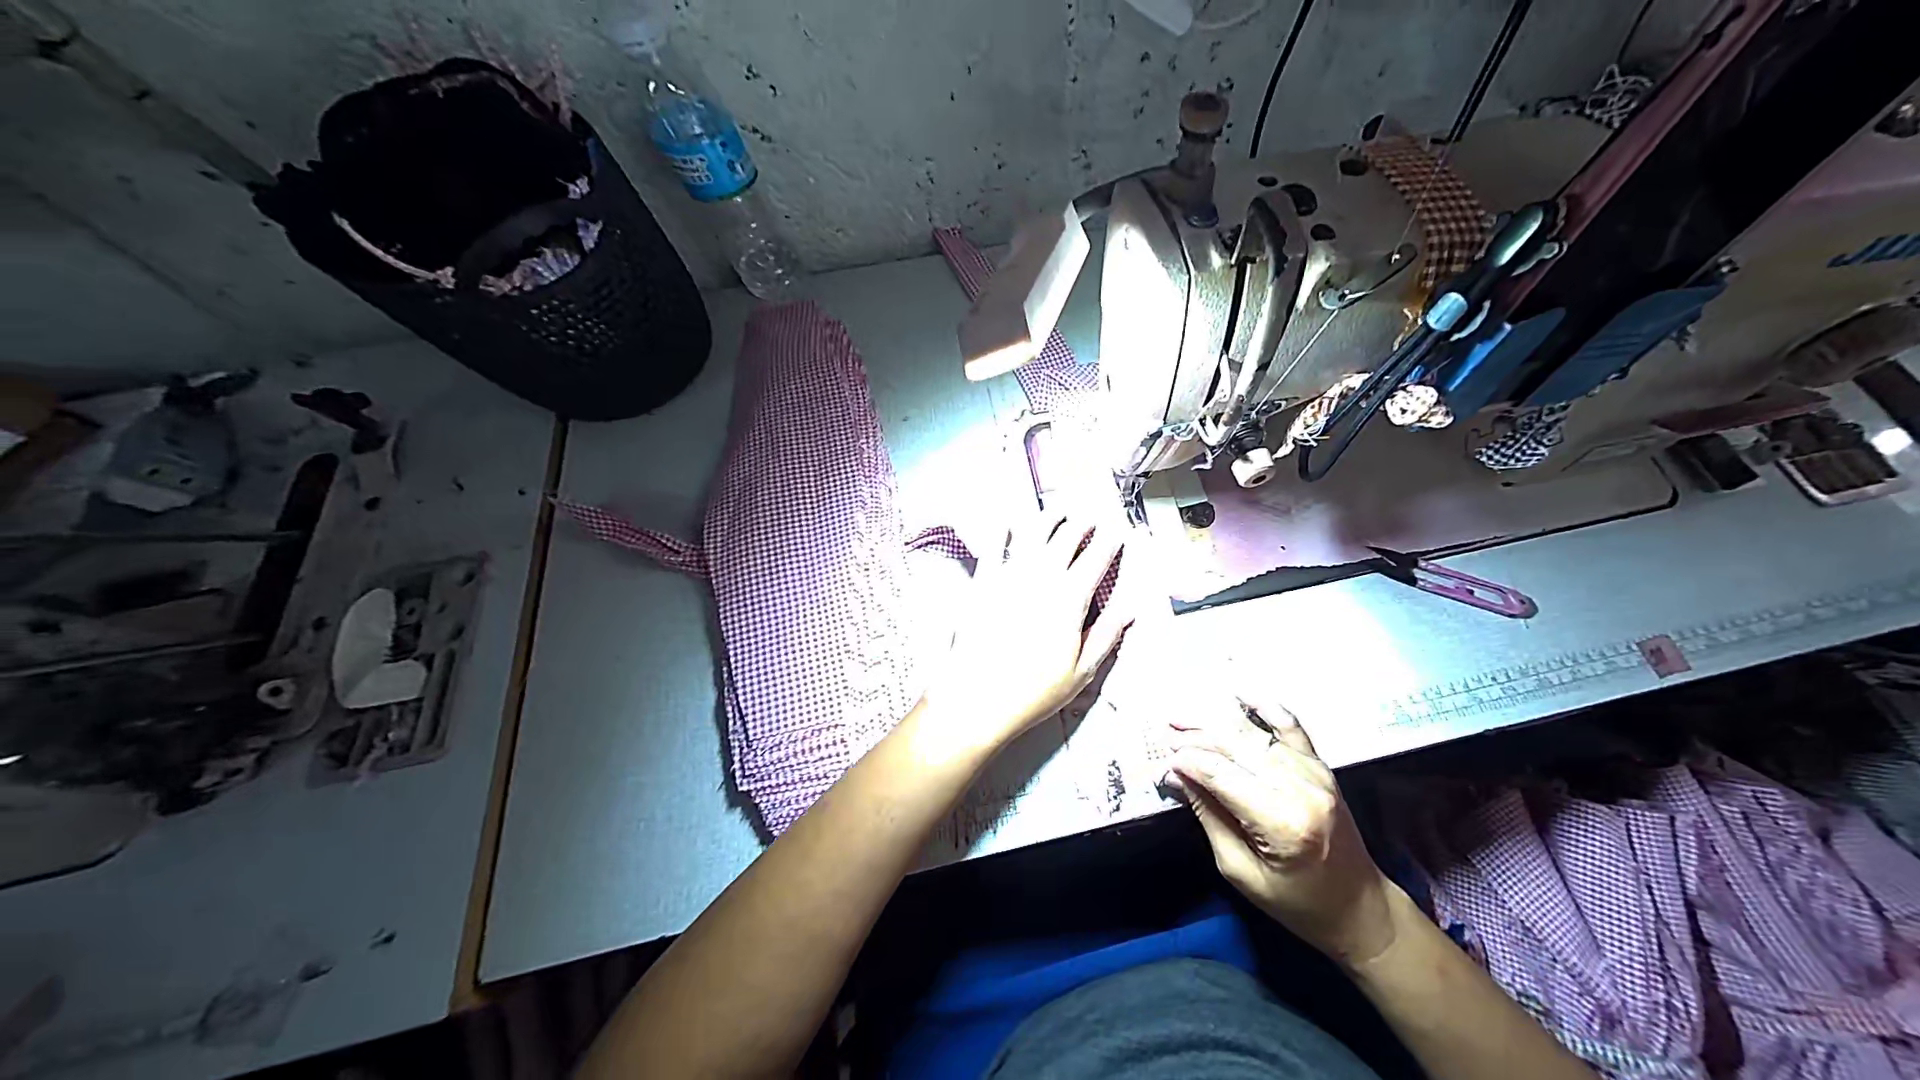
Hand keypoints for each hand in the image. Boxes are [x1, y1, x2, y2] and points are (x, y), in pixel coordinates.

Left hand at [919, 512, 1134, 756]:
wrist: (976, 697)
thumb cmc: (1031, 691)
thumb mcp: (1081, 671)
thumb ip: (1106, 636)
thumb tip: (1128, 611)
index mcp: (1069, 600)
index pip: (1095, 559)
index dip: (1109, 542)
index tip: (1117, 531)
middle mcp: (1040, 580)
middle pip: (1065, 539)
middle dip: (1081, 523)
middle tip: (1089, 516)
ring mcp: (1008, 578)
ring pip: (1031, 535)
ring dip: (1047, 518)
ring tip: (1056, 511)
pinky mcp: (981, 584)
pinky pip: (993, 548)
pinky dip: (1002, 532)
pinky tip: (1006, 523)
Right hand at [1166, 697, 1398, 966]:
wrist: (1360, 908)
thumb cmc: (1297, 903)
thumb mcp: (1240, 870)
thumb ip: (1208, 816)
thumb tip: (1175, 776)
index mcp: (1280, 821)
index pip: (1219, 774)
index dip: (1186, 763)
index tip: (1161, 762)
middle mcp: (1300, 788)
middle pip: (1234, 746)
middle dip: (1194, 738)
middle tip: (1165, 735)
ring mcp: (1315, 773)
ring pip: (1254, 735)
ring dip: (1216, 724)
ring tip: (1184, 718)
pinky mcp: (1322, 767)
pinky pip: (1291, 728)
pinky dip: (1266, 709)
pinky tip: (1242, 695)